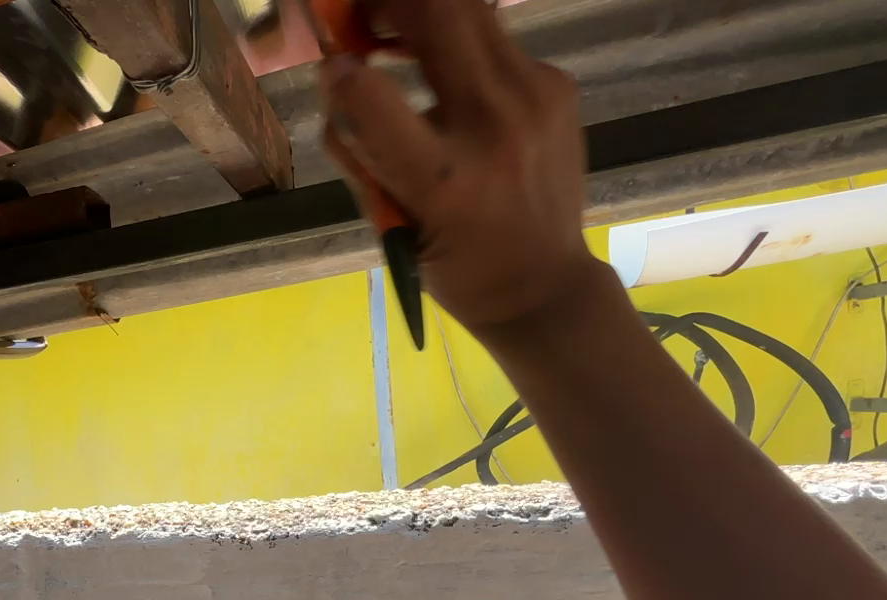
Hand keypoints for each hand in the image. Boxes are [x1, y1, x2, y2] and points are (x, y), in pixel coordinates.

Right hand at [321, 0, 598, 330]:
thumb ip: (363, 157)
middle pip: (438, 11)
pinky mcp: (555, 83)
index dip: (342, 75)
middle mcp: (494, 126)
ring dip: (423, 10)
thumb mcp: (395, 229)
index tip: (330, 68)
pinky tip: (446, 78)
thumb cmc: (454, 268)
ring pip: (471, 10)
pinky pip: (494, 40)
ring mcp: (534, 95)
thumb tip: (336, 87)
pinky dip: (458, 46)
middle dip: (388, 1)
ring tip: (392, 32)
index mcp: (443, 181)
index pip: (375, 102)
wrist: (542, 284)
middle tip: (359, 18)